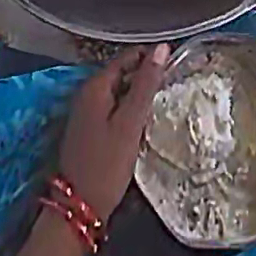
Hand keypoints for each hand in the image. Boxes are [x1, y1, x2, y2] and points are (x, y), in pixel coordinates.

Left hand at [58, 43, 169, 218]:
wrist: (79, 207)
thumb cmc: (106, 163)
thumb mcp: (130, 122)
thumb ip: (146, 85)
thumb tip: (161, 48)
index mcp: (95, 87)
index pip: (127, 57)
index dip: (151, 58)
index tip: (176, 66)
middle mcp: (87, 94)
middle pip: (122, 73)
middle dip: (146, 76)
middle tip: (174, 85)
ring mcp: (87, 113)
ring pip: (120, 92)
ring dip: (140, 94)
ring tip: (165, 102)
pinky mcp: (90, 129)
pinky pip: (114, 108)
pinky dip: (130, 109)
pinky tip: (145, 120)